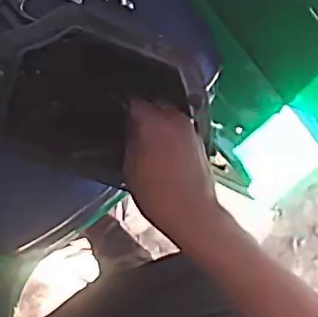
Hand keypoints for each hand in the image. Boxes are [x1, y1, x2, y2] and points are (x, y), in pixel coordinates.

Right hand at [124, 100, 234, 253]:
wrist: (192, 214)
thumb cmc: (160, 197)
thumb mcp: (130, 169)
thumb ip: (130, 141)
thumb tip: (130, 129)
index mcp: (153, 122)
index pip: (134, 102)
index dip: (124, 108)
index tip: (118, 116)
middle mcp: (175, 120)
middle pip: (154, 104)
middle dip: (143, 113)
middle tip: (131, 128)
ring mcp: (190, 130)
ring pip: (169, 115)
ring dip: (158, 123)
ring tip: (146, 141)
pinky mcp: (199, 141)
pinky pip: (179, 129)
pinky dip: (170, 134)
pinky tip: (161, 151)